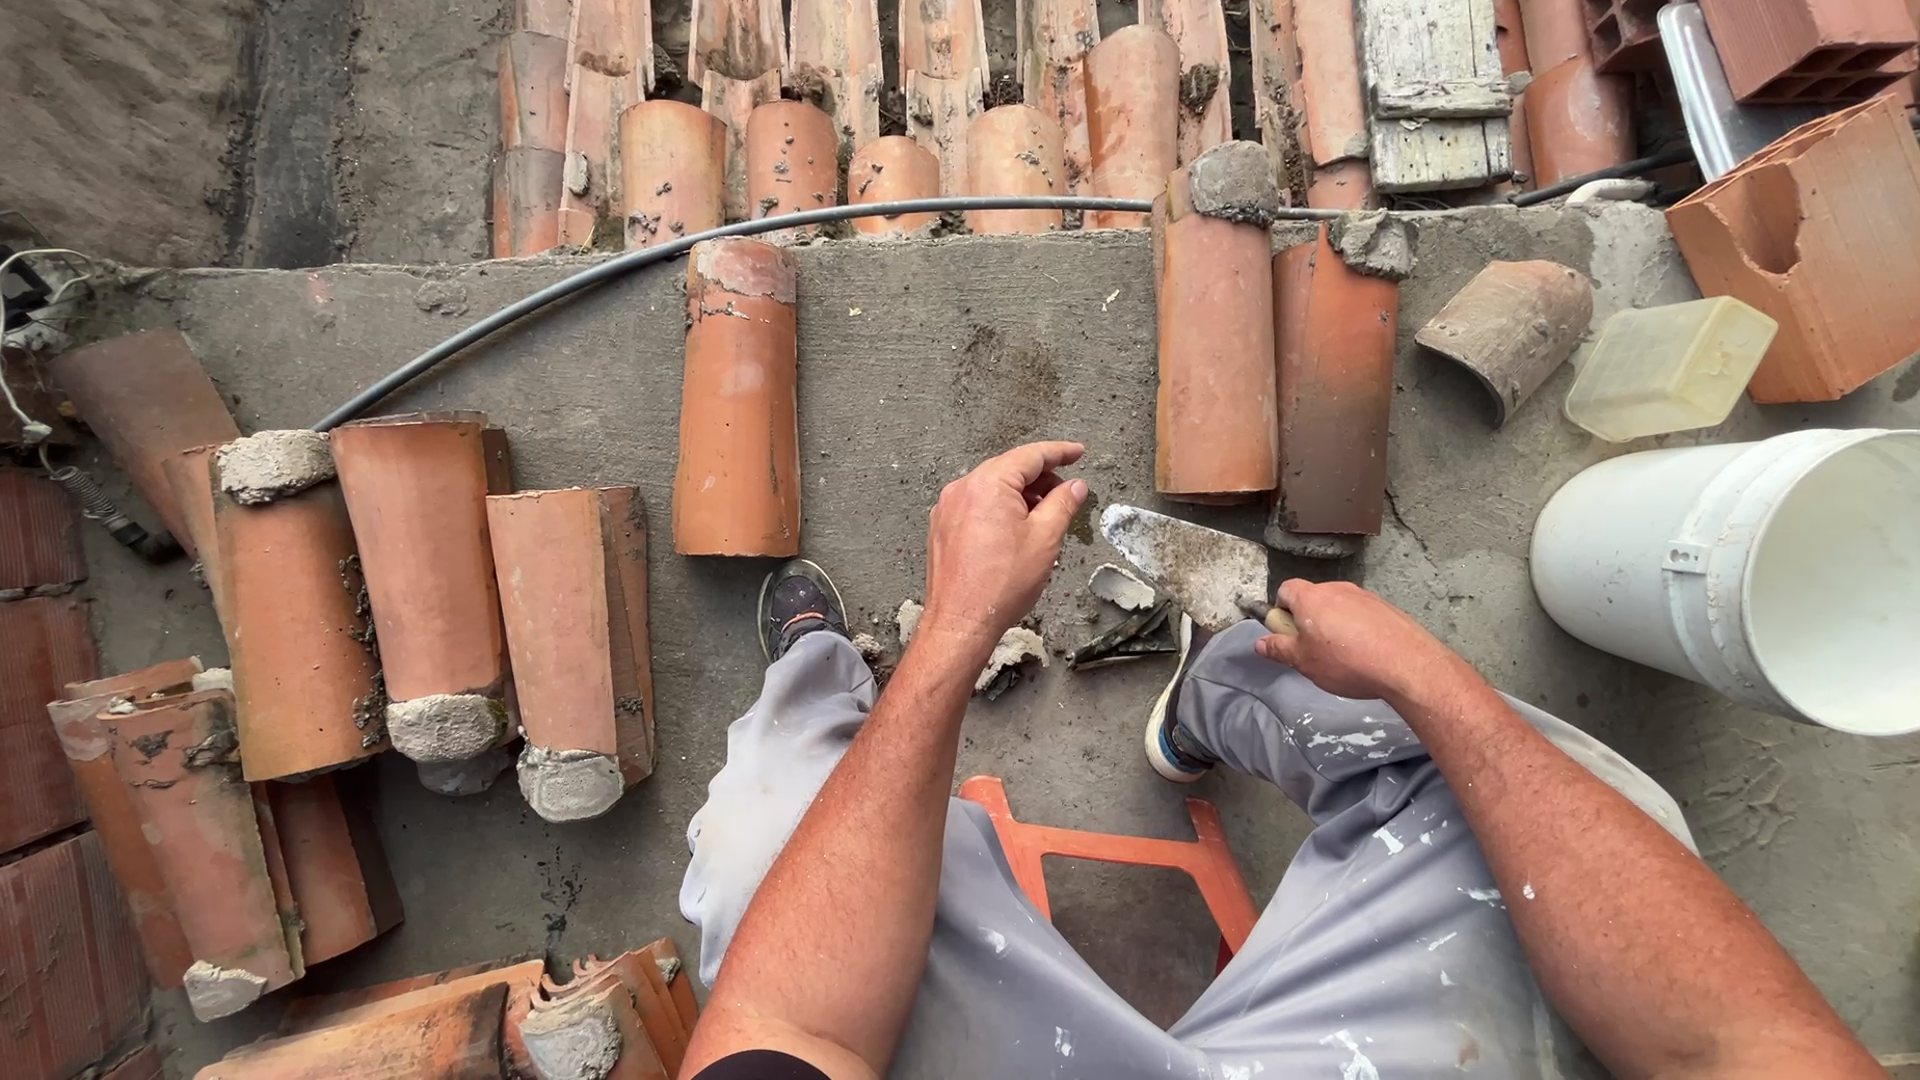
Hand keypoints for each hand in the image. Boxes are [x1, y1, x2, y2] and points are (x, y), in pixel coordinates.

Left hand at [921, 441, 1087, 647]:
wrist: (961, 620)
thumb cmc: (999, 585)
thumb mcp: (1045, 538)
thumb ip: (1063, 504)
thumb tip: (1075, 487)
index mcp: (988, 484)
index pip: (1030, 455)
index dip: (1059, 452)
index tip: (1077, 453)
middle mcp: (962, 489)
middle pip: (1009, 469)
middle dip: (1041, 478)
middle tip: (1066, 493)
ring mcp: (948, 508)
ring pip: (992, 488)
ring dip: (1020, 495)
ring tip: (1044, 517)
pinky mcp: (942, 527)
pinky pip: (976, 505)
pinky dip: (999, 508)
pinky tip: (1015, 529)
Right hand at [1255, 579, 1464, 702]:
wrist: (1408, 666)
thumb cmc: (1346, 662)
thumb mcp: (1303, 662)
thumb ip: (1278, 649)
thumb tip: (1260, 643)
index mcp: (1311, 598)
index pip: (1285, 589)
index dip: (1282, 609)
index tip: (1288, 632)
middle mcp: (1337, 589)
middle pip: (1313, 597)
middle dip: (1309, 618)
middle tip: (1314, 648)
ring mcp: (1365, 597)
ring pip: (1340, 606)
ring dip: (1335, 623)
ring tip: (1344, 654)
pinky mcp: (1388, 608)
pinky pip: (1363, 614)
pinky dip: (1359, 628)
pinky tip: (1367, 652)